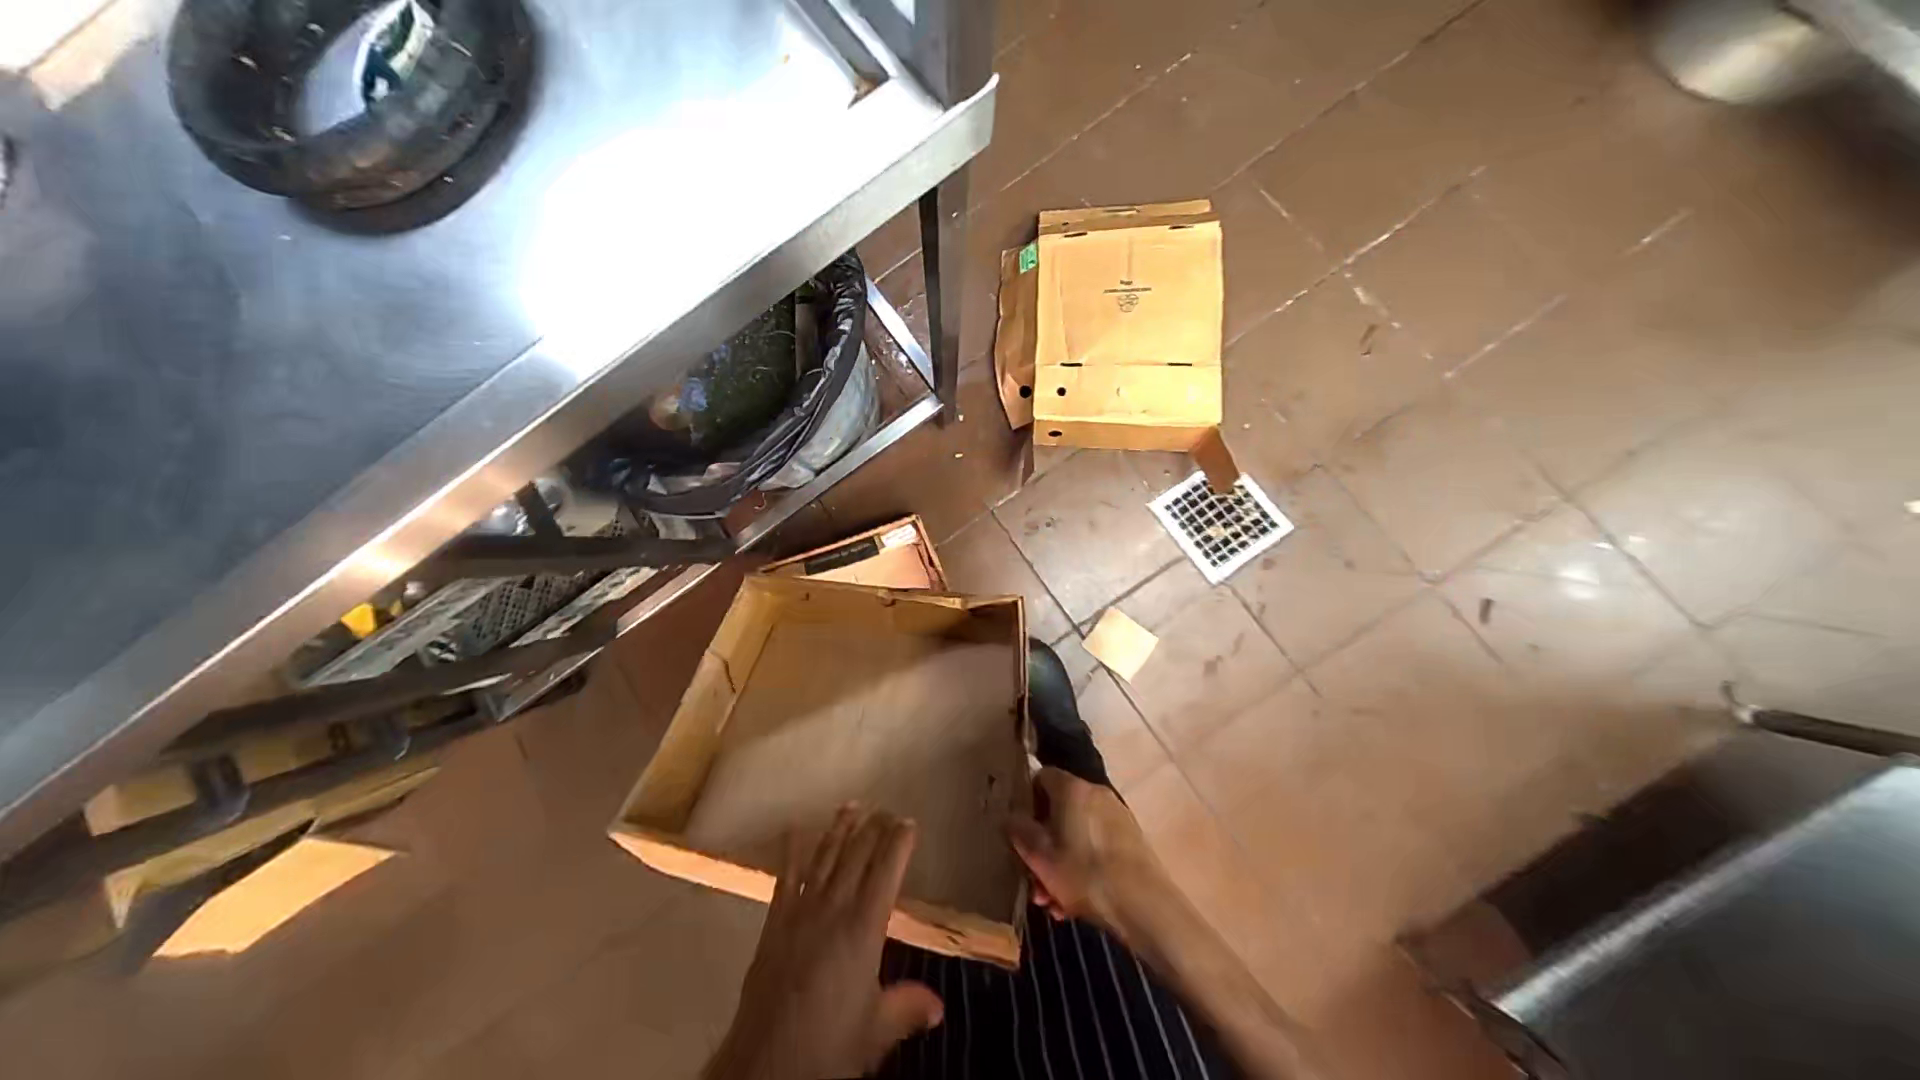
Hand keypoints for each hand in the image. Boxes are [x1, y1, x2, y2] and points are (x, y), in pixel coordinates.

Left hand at [705, 805, 944, 1079]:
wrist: (766, 1063)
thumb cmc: (829, 1044)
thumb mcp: (876, 1029)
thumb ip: (907, 1008)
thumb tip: (937, 1006)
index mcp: (864, 928)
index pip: (886, 872)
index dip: (898, 844)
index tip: (909, 822)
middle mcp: (833, 909)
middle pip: (856, 856)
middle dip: (873, 829)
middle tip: (885, 810)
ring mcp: (800, 913)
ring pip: (824, 859)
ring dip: (838, 830)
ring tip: (851, 805)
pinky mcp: (775, 923)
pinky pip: (786, 877)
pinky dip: (792, 851)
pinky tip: (796, 830)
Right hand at [1006, 767, 1172, 932]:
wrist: (1144, 905)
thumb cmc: (1084, 874)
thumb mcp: (1039, 857)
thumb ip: (1019, 831)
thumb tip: (1009, 816)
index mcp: (1072, 788)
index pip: (1040, 777)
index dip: (1026, 801)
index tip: (1018, 830)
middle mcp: (1096, 793)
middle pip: (1059, 811)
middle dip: (1043, 846)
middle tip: (1033, 877)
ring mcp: (1117, 816)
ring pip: (1076, 834)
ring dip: (1060, 863)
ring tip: (1052, 901)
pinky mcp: (1130, 839)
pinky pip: (1096, 846)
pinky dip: (1083, 867)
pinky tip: (1074, 902)